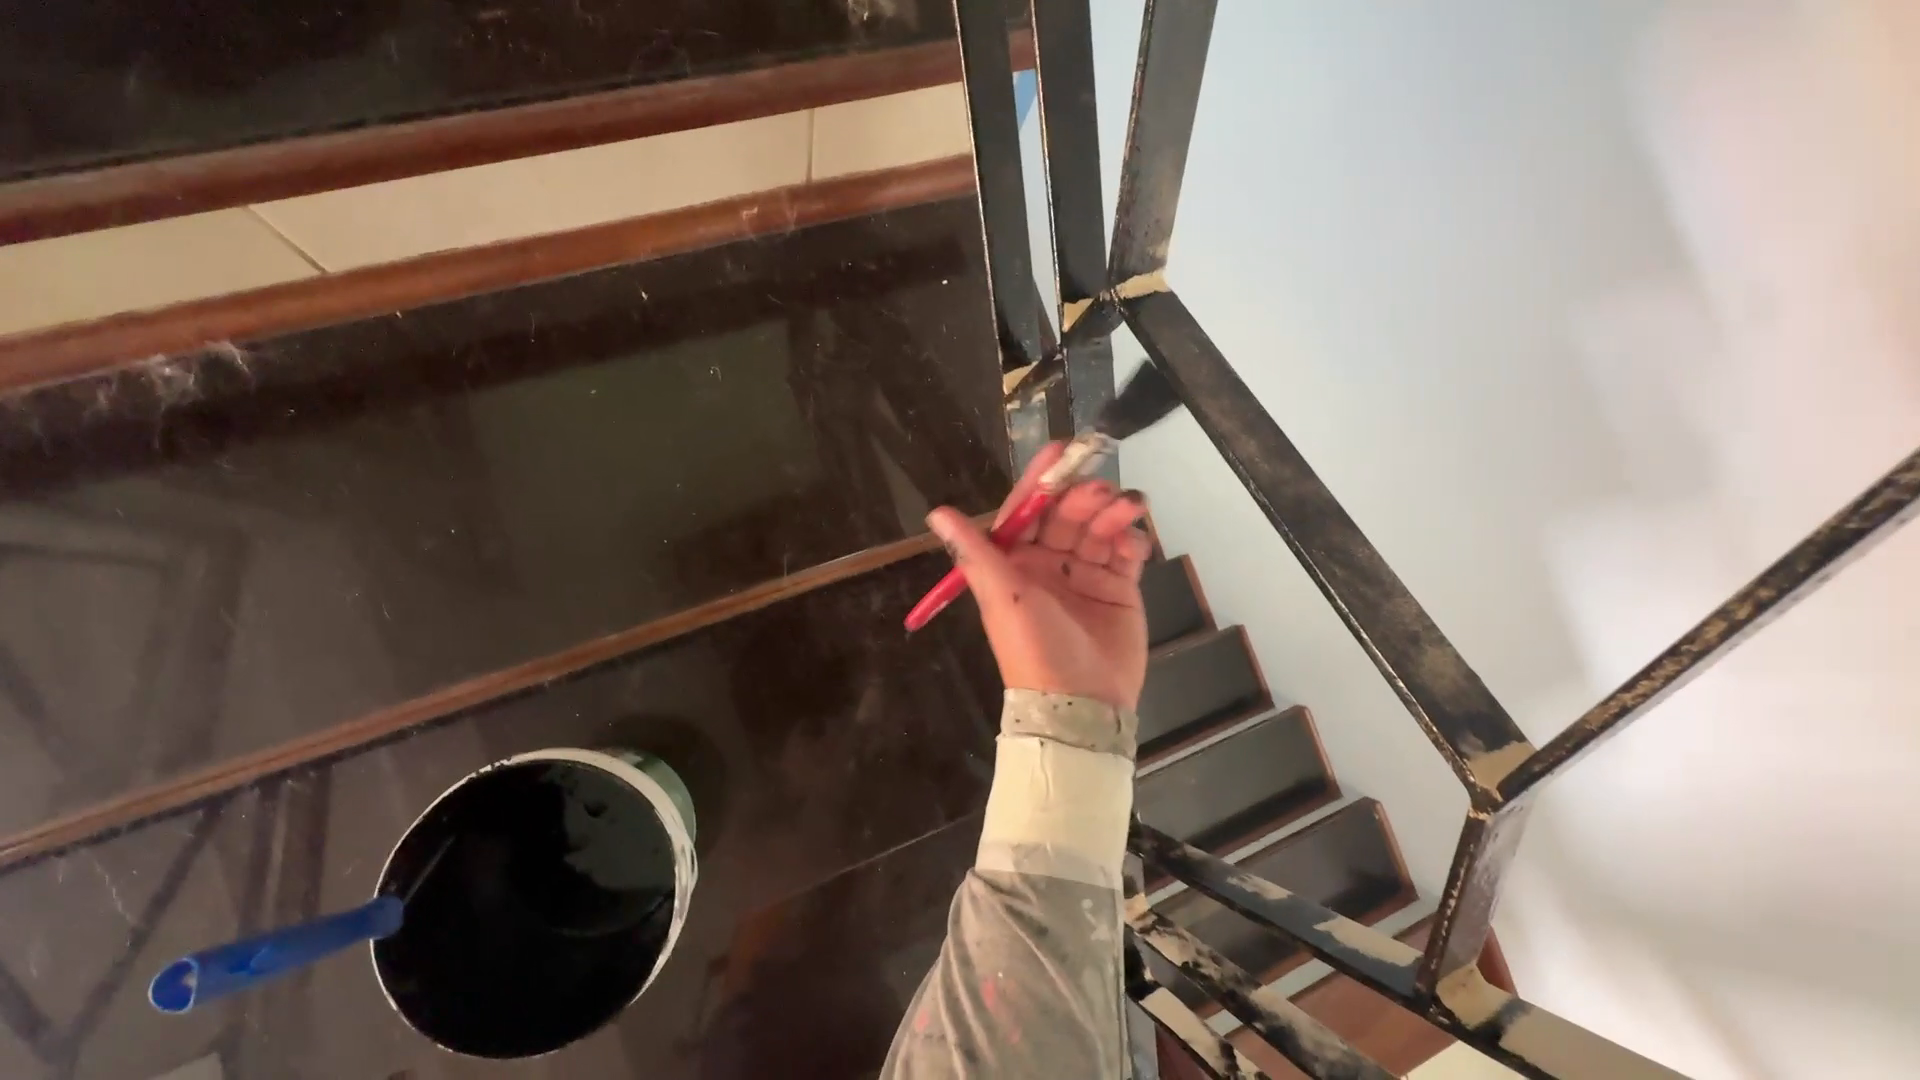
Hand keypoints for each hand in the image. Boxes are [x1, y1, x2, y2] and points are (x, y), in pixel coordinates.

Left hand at [926, 442, 1152, 710]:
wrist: (1081, 705)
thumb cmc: (1034, 648)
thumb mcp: (1001, 597)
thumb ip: (975, 551)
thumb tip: (936, 513)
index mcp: (1016, 563)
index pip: (1026, 511)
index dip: (1040, 481)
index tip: (1058, 450)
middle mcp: (1049, 563)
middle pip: (1067, 514)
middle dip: (1082, 496)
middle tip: (1099, 488)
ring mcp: (1086, 574)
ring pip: (1100, 527)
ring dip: (1114, 513)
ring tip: (1129, 507)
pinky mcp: (1119, 588)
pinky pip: (1126, 552)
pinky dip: (1133, 540)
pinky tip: (1135, 543)